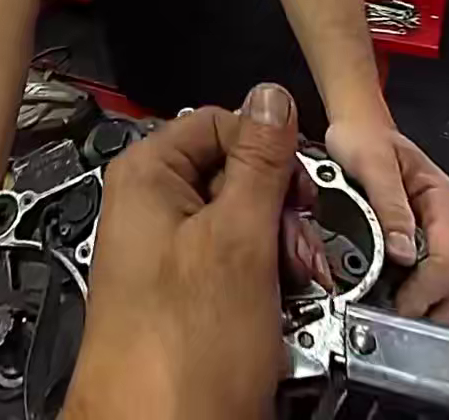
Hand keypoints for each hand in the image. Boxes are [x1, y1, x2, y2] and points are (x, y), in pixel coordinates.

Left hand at [63, 84, 302, 419]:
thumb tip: (272, 96)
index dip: (268, 149)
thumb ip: (259, 160)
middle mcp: (155, 203)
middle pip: (238, 169)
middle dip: (280, 207)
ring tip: (297, 283)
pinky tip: (285, 301)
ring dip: (283, 244)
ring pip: (245, 214)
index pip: (224, 121)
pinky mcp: (190, 287)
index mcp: (150, 174)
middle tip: (299, 245)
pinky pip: (239, 256)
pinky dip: (270, 274)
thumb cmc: (181, 353)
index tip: (297, 184)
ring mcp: (173, 248)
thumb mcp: (237, 239)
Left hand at [324, 119, 448, 319]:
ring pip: (441, 288)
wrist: (356, 126)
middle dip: (425, 306)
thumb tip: (402, 253)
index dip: (425, 290)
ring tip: (382, 308)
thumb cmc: (365, 136)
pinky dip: (408, 294)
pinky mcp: (418, 242)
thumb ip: (389, 204)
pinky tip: (383, 296)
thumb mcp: (372, 163)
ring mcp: (434, 234)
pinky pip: (422, 279)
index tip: (397, 306)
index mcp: (444, 201)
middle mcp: (446, 222)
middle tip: (388, 316)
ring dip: (418, 305)